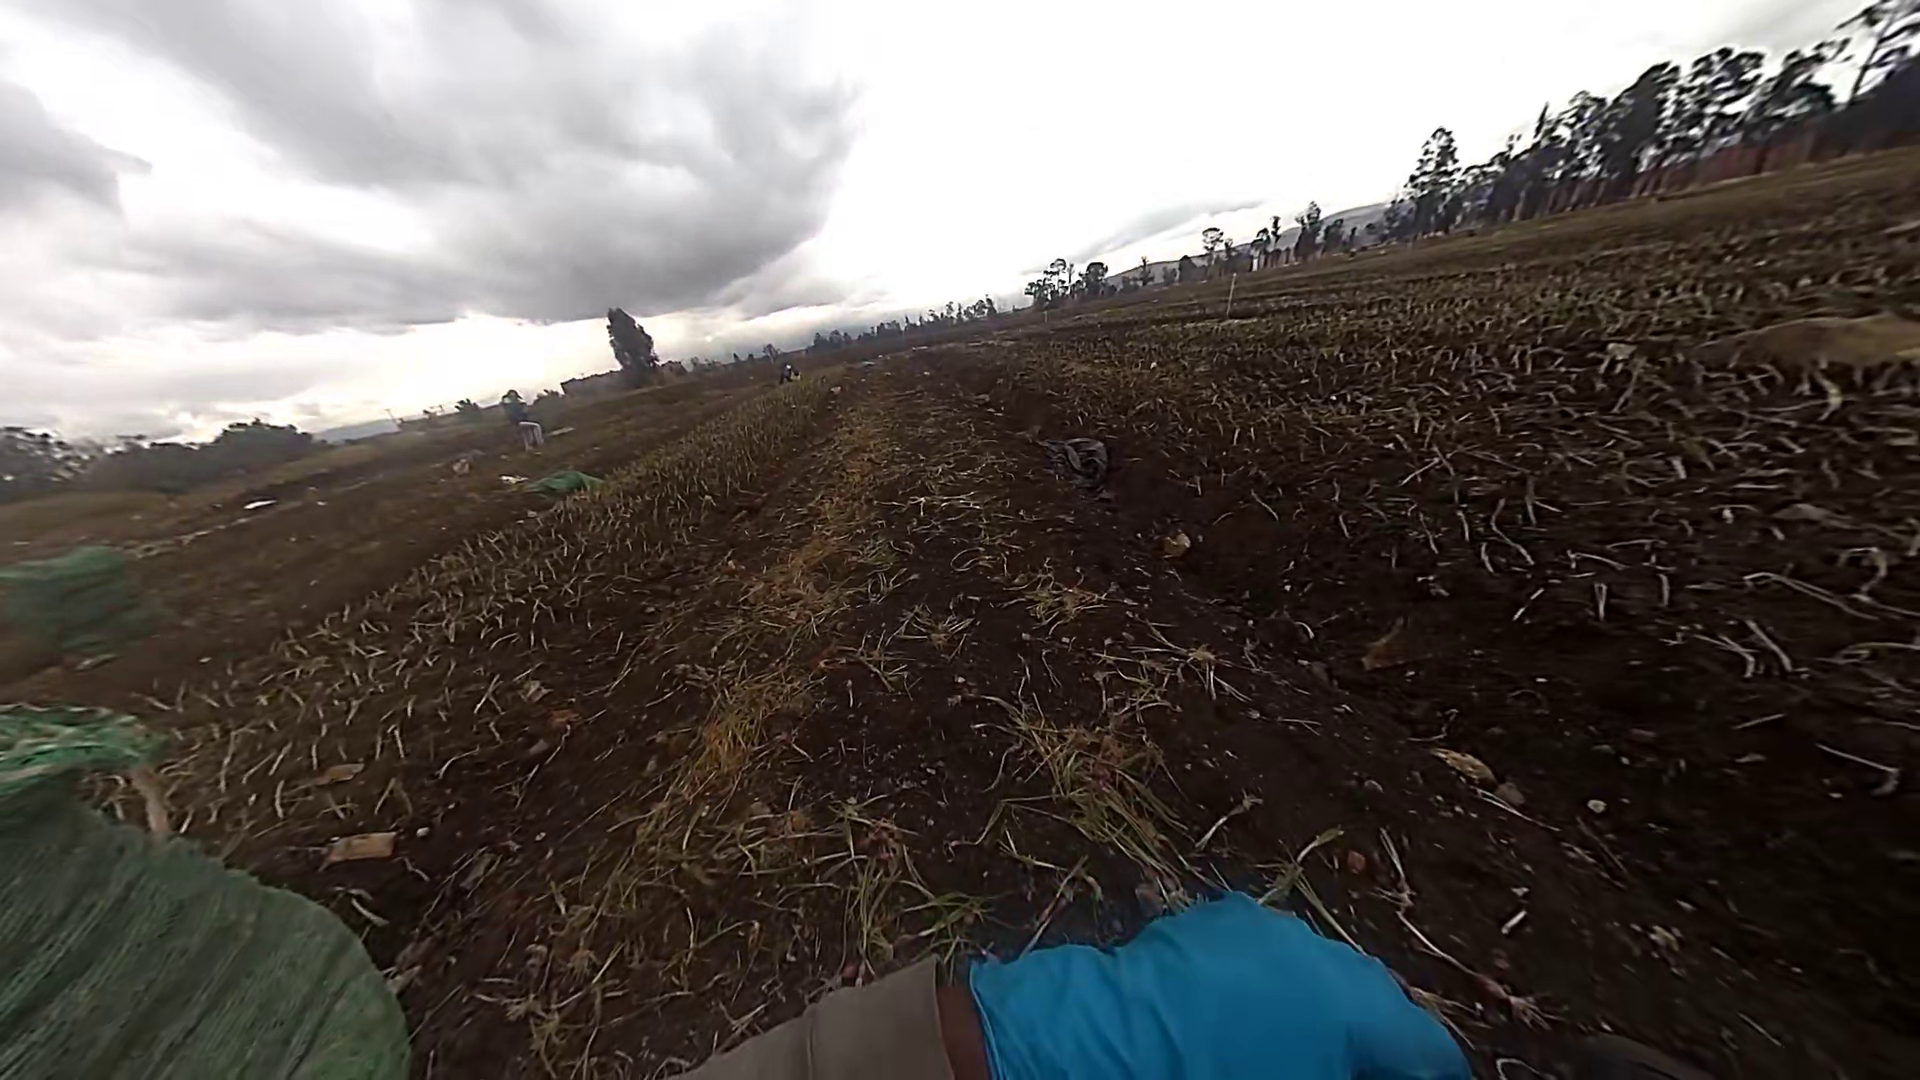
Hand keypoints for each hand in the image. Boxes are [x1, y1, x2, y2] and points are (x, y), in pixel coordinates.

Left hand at [967, 891, 1466, 1079]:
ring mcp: (1257, 923)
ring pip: (1323, 964)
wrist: (1108, 1042)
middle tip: (1363, 1074)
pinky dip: (1287, 980)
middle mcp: (1307, 945)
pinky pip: (1275, 948)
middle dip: (1384, 1041)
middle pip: (1377, 994)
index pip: (1427, 1044)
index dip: (1431, 1077)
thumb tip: (1358, 1067)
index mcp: (1343, 999)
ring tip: (1314, 1051)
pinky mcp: (1216, 917)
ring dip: (1332, 1006)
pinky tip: (1266, 1017)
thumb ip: (1347, 1074)